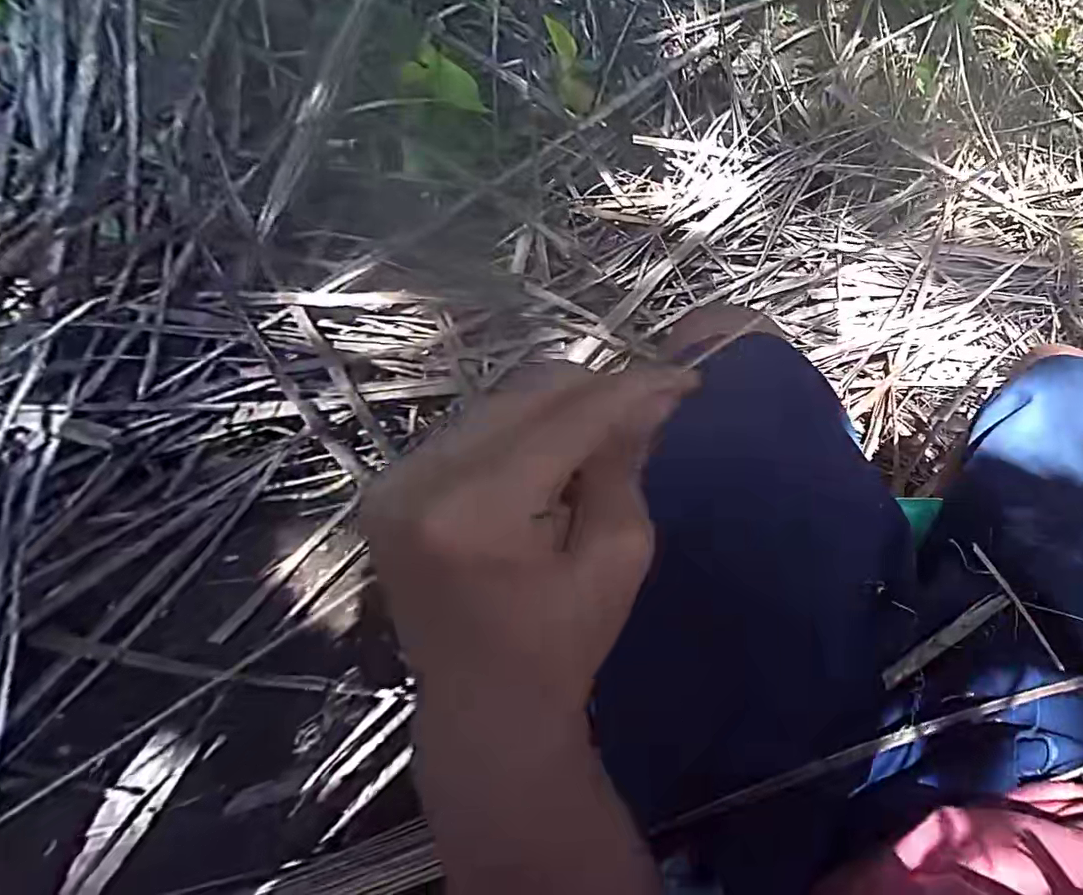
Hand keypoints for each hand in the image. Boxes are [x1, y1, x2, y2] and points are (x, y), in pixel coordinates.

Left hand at [362, 365, 695, 716]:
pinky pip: (483, 422)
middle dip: (605, 389)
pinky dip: (537, 422)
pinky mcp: (397, 483)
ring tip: (617, 427)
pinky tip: (570, 448)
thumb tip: (651, 399)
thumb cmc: (564, 642)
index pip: (570, 417)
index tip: (686, 379)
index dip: (634, 389)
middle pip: (533, 393)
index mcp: (478, 511)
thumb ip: (624, 465)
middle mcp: (422, 480)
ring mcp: (398, 479)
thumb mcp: (618, 554)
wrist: (484, 704)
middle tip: (657, 402)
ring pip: (508, 398)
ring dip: (572, 404)